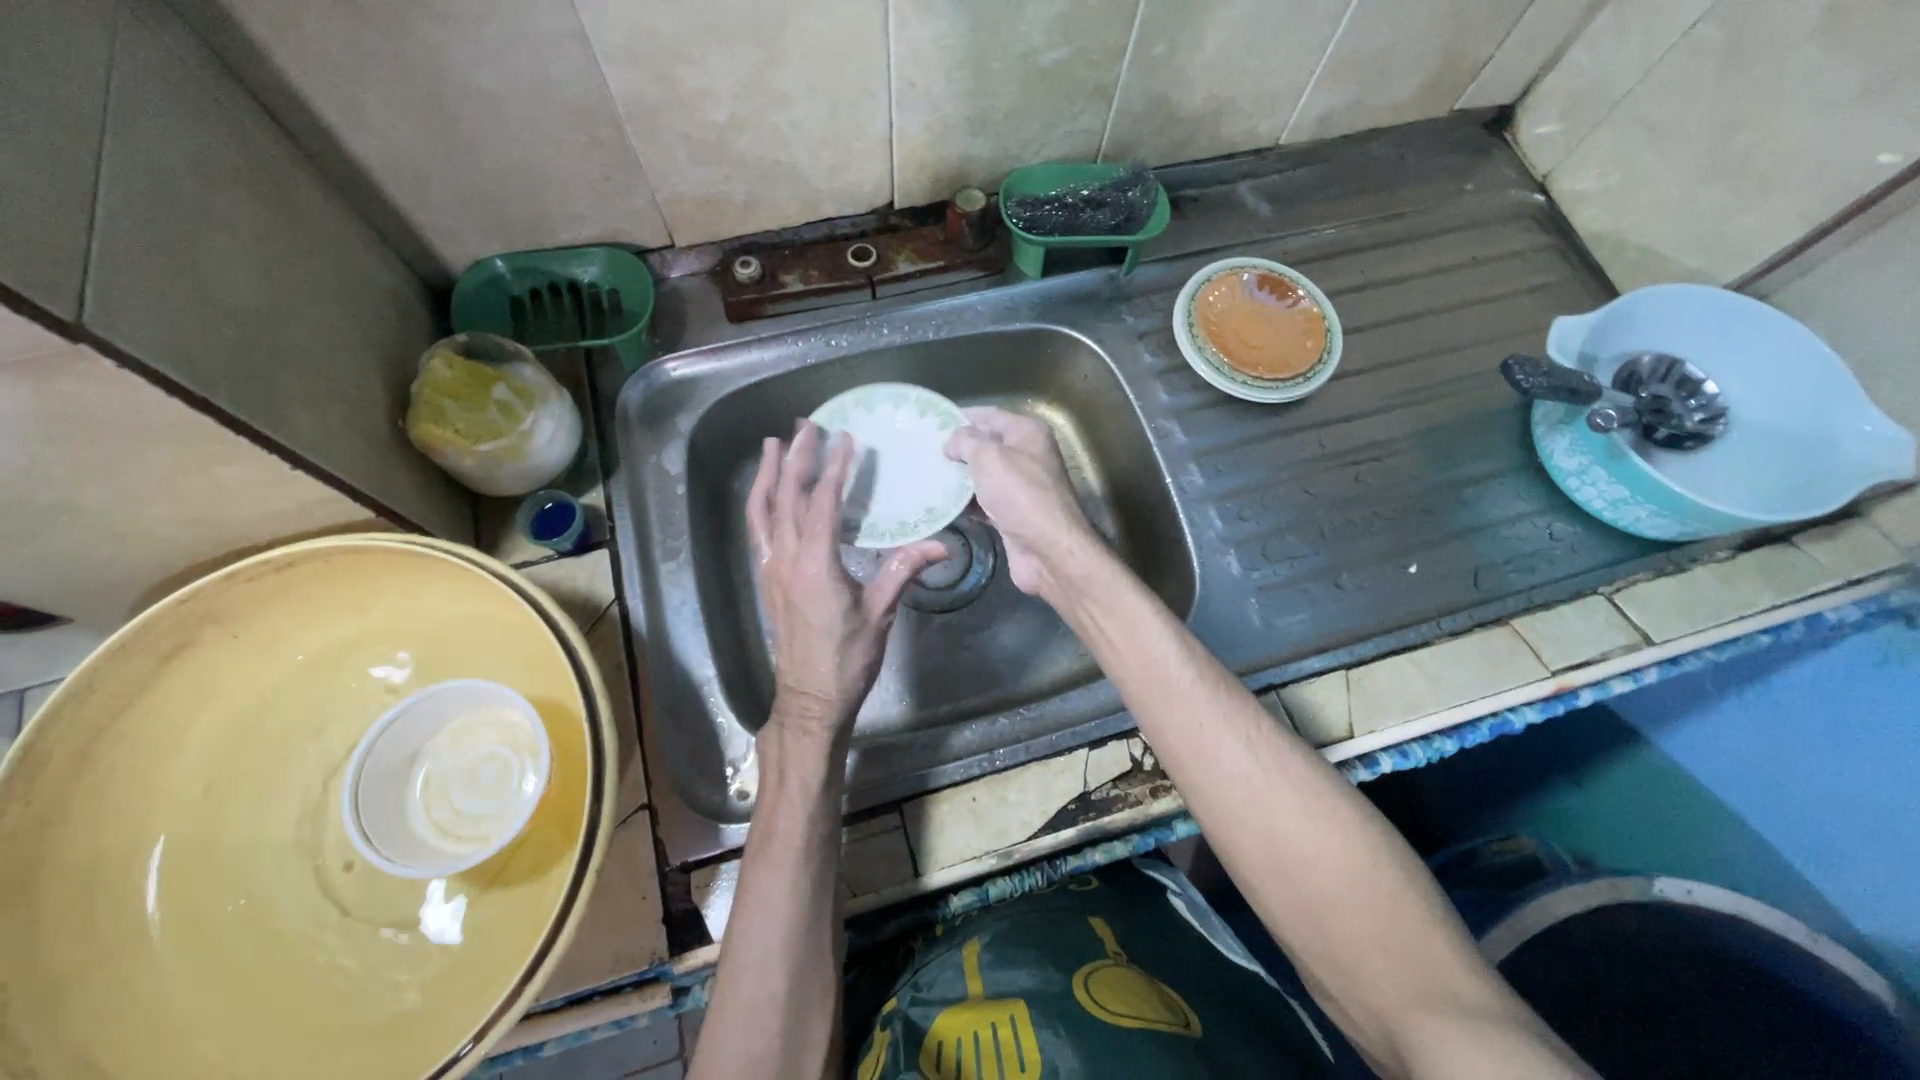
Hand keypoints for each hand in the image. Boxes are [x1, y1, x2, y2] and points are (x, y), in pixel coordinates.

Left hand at [747, 421, 947, 736]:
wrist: (811, 696)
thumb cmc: (848, 658)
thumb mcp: (881, 613)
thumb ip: (904, 571)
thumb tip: (942, 543)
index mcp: (815, 564)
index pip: (823, 503)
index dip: (834, 468)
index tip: (845, 439)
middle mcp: (786, 559)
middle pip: (786, 498)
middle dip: (796, 459)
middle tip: (804, 426)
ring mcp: (771, 569)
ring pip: (763, 511)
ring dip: (768, 476)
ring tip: (774, 445)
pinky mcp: (767, 580)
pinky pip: (759, 531)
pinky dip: (761, 504)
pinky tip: (768, 494)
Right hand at [945, 407, 1096, 597]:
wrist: (1047, 549)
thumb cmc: (1020, 494)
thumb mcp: (988, 457)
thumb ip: (966, 441)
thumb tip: (953, 441)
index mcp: (1027, 432)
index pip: (989, 415)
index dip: (961, 416)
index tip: (931, 423)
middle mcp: (1027, 455)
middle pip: (986, 446)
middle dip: (957, 449)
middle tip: (923, 451)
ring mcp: (1021, 487)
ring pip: (983, 476)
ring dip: (958, 478)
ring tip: (926, 476)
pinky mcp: (1013, 514)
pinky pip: (984, 502)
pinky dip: (966, 503)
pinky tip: (943, 504)